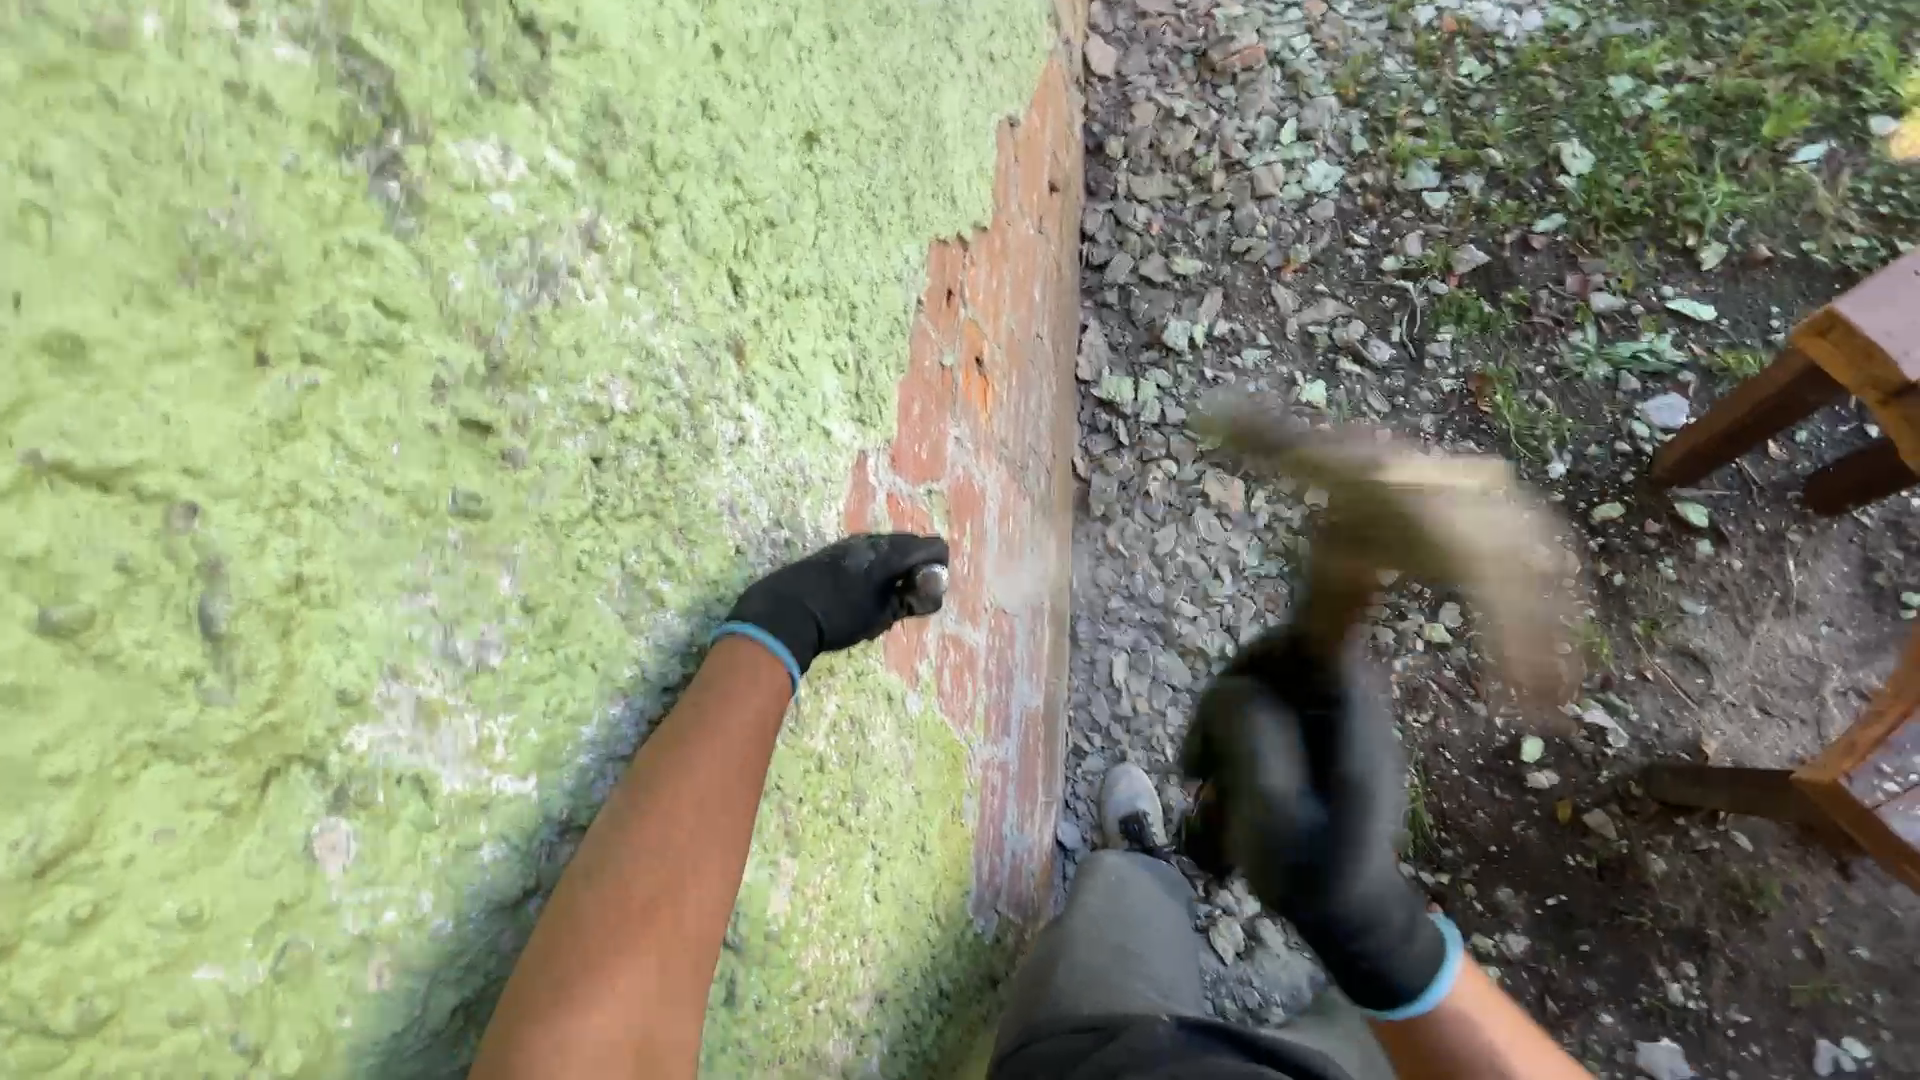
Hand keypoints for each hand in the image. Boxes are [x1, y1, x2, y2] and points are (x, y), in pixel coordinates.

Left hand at [723, 533, 948, 678]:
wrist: (783, 612)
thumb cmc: (839, 617)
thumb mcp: (883, 615)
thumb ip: (914, 598)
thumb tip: (936, 584)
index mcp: (891, 552)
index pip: (934, 546)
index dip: (937, 569)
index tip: (923, 593)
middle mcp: (874, 539)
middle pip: (912, 544)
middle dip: (917, 568)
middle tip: (905, 599)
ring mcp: (852, 542)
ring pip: (888, 548)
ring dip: (894, 569)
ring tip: (881, 599)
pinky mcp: (834, 551)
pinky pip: (867, 553)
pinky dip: (874, 569)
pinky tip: (859, 592)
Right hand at [1182, 630, 1453, 1014]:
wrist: (1344, 916)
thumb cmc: (1314, 874)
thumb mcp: (1276, 813)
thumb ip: (1253, 740)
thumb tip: (1227, 687)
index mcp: (1352, 718)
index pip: (1314, 640)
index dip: (1267, 650)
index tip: (1226, 692)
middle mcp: (1341, 709)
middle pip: (1276, 662)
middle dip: (1228, 697)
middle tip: (1199, 750)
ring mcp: (1323, 725)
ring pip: (1258, 688)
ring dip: (1218, 722)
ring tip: (1195, 771)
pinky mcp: (1303, 741)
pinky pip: (1256, 714)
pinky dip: (1225, 737)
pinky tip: (1208, 775)